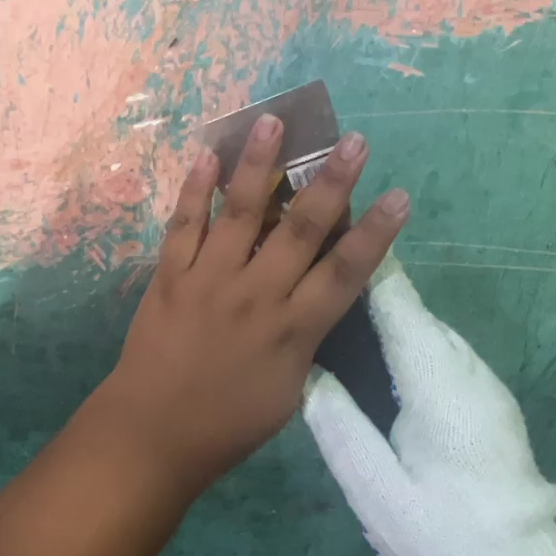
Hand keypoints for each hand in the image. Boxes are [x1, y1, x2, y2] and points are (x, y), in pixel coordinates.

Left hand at [94, 114, 410, 488]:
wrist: (154, 433)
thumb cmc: (229, 423)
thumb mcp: (288, 388)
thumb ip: (305, 335)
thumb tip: (319, 290)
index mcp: (293, 330)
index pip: (346, 272)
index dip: (376, 233)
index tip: (400, 195)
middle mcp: (256, 295)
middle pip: (301, 230)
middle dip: (331, 183)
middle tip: (353, 141)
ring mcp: (209, 280)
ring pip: (240, 213)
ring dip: (259, 165)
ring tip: (273, 121)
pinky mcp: (169, 275)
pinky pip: (184, 225)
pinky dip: (195, 190)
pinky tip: (206, 155)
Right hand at [302, 267, 555, 555]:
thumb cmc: (443, 540)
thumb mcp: (376, 492)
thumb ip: (337, 425)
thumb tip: (306, 369)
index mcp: (439, 385)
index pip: (398, 303)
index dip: (365, 260)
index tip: (328, 224)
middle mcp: (466, 370)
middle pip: (412, 308)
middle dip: (365, 276)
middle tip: (310, 258)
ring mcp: (481, 383)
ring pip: (425, 326)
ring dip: (383, 304)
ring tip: (329, 290)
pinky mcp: (483, 399)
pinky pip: (435, 348)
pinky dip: (402, 331)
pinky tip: (368, 341)